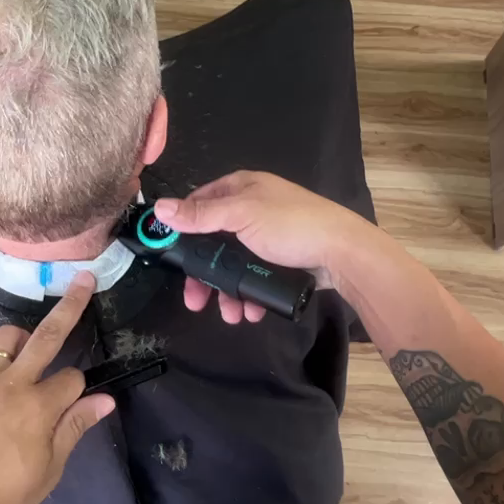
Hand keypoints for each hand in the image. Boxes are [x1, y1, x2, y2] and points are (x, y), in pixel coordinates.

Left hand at [0, 273, 115, 503]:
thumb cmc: (1, 501)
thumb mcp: (47, 472)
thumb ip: (74, 428)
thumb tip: (105, 399)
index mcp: (38, 407)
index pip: (73, 378)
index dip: (81, 389)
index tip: (78, 403)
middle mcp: (11, 385)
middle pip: (47, 336)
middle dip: (70, 306)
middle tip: (84, 282)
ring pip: (5, 337)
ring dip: (22, 337)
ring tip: (29, 351)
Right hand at [154, 171, 381, 324]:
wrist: (343, 253)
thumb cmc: (291, 225)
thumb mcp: (241, 216)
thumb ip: (200, 215)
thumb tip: (160, 208)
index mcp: (241, 188)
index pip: (200, 203)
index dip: (183, 229)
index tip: (171, 256)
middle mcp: (252, 208)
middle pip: (214, 242)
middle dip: (205, 274)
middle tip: (195, 300)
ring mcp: (267, 236)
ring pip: (234, 264)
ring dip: (227, 291)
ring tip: (230, 315)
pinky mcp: (280, 260)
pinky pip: (254, 276)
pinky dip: (249, 294)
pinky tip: (250, 311)